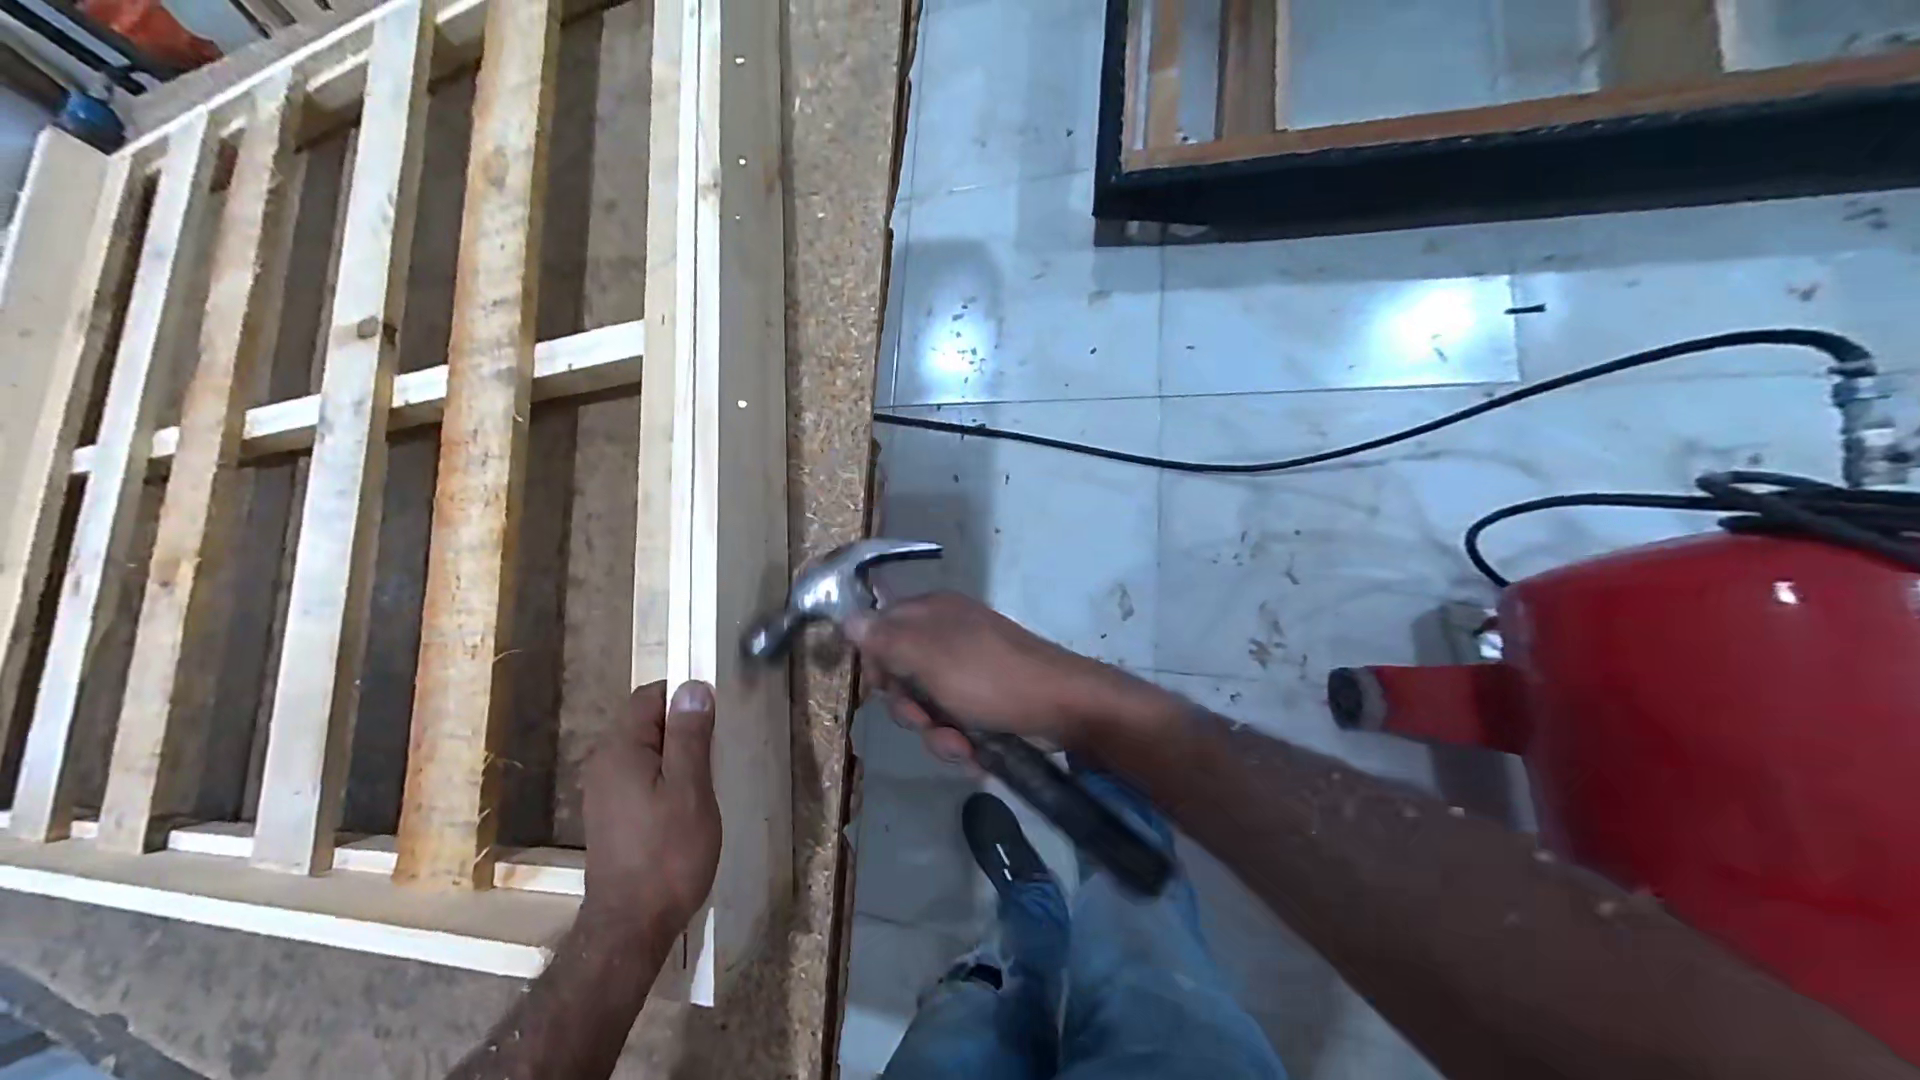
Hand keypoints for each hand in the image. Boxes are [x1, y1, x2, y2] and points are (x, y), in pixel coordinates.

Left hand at [582, 681, 721, 938]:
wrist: (631, 927)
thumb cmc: (668, 852)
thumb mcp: (690, 787)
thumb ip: (690, 735)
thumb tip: (693, 687)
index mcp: (620, 750)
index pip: (649, 696)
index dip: (684, 696)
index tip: (716, 717)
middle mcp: (604, 763)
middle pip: (646, 721)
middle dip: (682, 725)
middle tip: (716, 750)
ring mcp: (603, 791)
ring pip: (645, 749)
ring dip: (677, 753)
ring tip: (706, 778)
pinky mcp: (611, 814)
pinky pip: (640, 774)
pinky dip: (665, 775)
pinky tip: (686, 802)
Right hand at [846, 591, 1173, 764]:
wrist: (1063, 706)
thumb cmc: (990, 677)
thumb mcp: (929, 657)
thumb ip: (885, 639)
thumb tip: (847, 619)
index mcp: (932, 614)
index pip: (880, 630)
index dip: (878, 664)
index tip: (886, 688)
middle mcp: (947, 636)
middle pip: (901, 675)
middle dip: (910, 708)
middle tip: (926, 719)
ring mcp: (968, 668)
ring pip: (927, 706)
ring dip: (937, 732)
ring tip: (960, 744)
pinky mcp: (985, 698)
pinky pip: (954, 720)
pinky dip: (960, 739)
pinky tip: (975, 752)